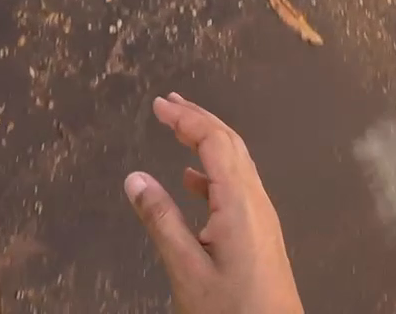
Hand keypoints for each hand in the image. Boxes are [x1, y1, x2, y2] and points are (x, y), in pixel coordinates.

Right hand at [125, 93, 304, 313]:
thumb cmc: (231, 311)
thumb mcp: (187, 271)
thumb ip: (161, 221)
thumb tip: (134, 177)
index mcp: (239, 201)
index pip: (214, 140)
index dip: (186, 117)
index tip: (158, 104)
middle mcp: (256, 200)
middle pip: (230, 142)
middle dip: (198, 117)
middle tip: (168, 102)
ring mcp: (262, 217)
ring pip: (236, 160)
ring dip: (208, 137)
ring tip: (178, 128)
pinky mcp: (261, 234)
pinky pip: (238, 183)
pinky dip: (214, 168)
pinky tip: (192, 181)